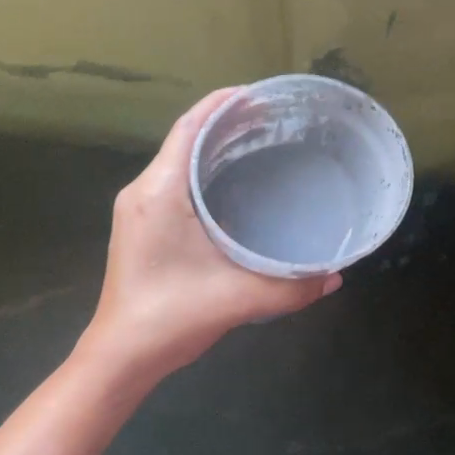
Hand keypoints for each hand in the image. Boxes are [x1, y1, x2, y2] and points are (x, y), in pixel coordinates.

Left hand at [79, 88, 339, 378]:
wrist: (119, 359)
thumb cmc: (170, 317)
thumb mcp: (238, 298)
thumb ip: (292, 287)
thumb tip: (335, 276)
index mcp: (160, 191)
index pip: (190, 126)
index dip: (223, 103)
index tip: (262, 95)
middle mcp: (144, 190)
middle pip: (187, 136)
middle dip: (229, 122)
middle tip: (276, 120)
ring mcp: (139, 208)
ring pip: (181, 157)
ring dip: (217, 145)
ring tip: (263, 143)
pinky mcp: (142, 224)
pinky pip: (176, 178)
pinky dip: (207, 168)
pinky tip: (238, 183)